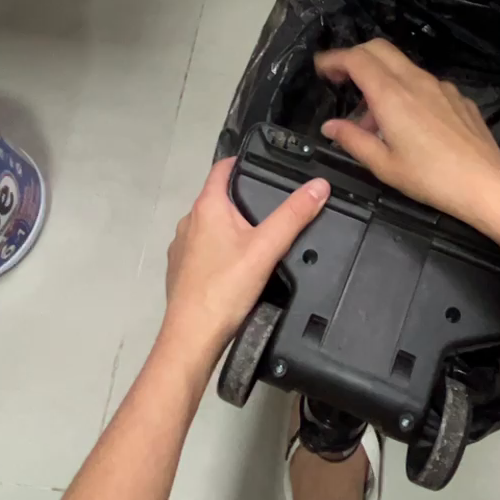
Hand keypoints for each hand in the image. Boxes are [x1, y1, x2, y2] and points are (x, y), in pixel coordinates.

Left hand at [159, 158, 329, 358]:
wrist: (192, 339)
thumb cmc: (225, 288)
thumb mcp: (267, 248)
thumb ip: (294, 216)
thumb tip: (319, 186)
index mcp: (207, 207)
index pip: (222, 168)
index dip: (242, 161)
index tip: (264, 162)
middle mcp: (189, 221)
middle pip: (218, 197)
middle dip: (243, 197)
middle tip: (274, 203)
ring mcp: (181, 247)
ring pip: (210, 225)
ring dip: (231, 226)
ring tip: (260, 236)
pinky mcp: (180, 271)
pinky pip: (204, 249)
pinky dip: (220, 250)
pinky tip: (238, 266)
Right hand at [314, 39, 499, 227]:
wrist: (487, 185)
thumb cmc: (432, 179)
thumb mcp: (384, 165)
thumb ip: (353, 140)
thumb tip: (331, 127)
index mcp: (392, 95)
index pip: (356, 59)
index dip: (334, 59)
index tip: (321, 68)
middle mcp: (416, 81)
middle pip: (379, 49)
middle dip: (355, 58)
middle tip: (340, 81)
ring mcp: (441, 87)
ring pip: (402, 67)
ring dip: (381, 80)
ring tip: (372, 120)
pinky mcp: (458, 98)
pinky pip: (424, 84)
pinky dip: (406, 92)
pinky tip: (409, 125)